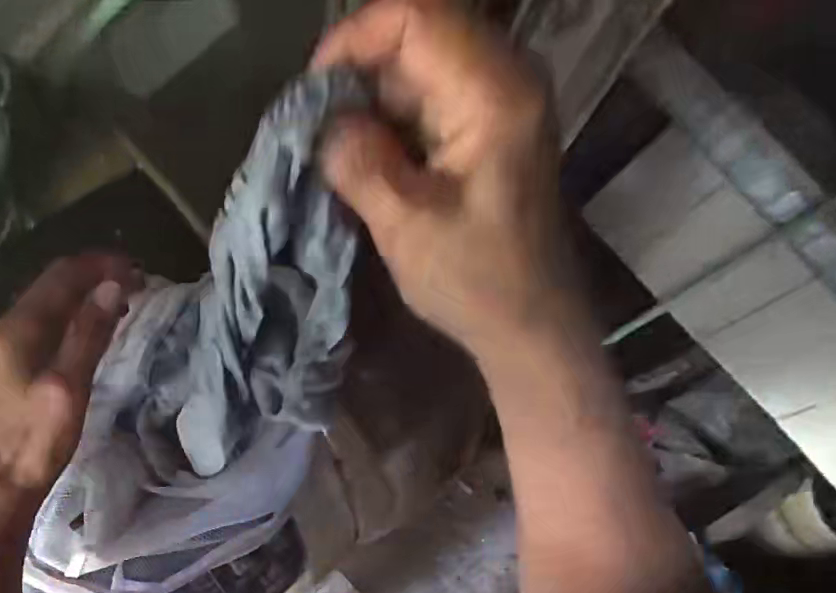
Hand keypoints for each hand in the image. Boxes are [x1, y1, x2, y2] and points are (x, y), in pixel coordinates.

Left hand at [0, 253, 136, 508]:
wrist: (4, 485)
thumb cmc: (37, 441)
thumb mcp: (69, 386)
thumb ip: (88, 335)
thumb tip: (112, 287)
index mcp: (19, 327)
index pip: (62, 275)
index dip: (100, 266)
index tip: (139, 270)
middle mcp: (10, 329)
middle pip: (54, 284)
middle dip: (95, 275)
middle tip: (137, 281)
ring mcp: (10, 348)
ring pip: (52, 304)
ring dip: (86, 295)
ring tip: (124, 299)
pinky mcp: (17, 367)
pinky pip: (50, 326)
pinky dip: (76, 318)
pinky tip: (95, 328)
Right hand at [315, 0, 588, 355]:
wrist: (526, 319)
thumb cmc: (474, 279)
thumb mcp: (408, 228)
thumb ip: (363, 167)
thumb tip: (325, 125)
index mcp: (492, 93)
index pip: (418, 18)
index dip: (355, 37)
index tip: (309, 90)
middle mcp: (501, 79)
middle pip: (419, 36)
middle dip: (356, 72)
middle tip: (312, 126)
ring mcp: (494, 105)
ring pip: (418, 70)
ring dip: (367, 100)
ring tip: (327, 146)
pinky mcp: (482, 133)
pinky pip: (426, 103)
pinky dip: (386, 123)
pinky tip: (359, 158)